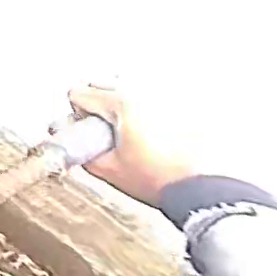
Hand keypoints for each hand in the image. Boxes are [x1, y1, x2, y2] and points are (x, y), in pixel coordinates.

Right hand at [66, 85, 194, 206]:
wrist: (209, 192)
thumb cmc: (162, 181)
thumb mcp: (110, 170)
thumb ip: (81, 151)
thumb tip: (67, 140)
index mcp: (120, 102)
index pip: (78, 93)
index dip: (77, 115)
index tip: (88, 131)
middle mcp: (142, 89)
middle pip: (101, 83)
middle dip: (98, 103)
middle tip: (108, 130)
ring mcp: (166, 93)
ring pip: (128, 84)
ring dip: (123, 101)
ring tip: (134, 129)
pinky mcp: (187, 101)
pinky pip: (156, 93)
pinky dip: (150, 106)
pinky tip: (158, 130)